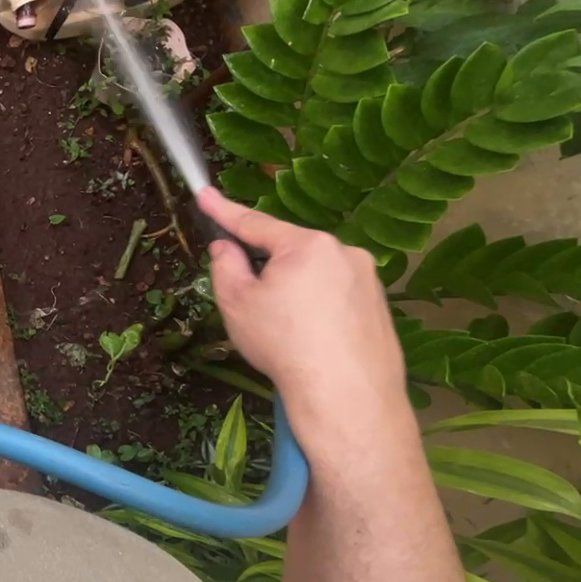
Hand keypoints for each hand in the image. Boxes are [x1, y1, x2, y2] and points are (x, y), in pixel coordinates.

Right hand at [197, 188, 406, 425]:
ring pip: (310, 273)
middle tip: (243, 298)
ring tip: (275, 326)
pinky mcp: (377, 305)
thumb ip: (225, 265)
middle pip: (287, 249)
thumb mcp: (235, 300)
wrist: (344, 389)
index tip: (202, 192)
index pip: (255, 223)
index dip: (222, 209)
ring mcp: (367, 278)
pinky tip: (302, 335)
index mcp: (307, 245)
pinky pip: (331, 293)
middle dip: (261, 265)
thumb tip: (226, 247)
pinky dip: (310, 305)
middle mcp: (344, 252)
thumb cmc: (280, 339)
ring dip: (287, 287)